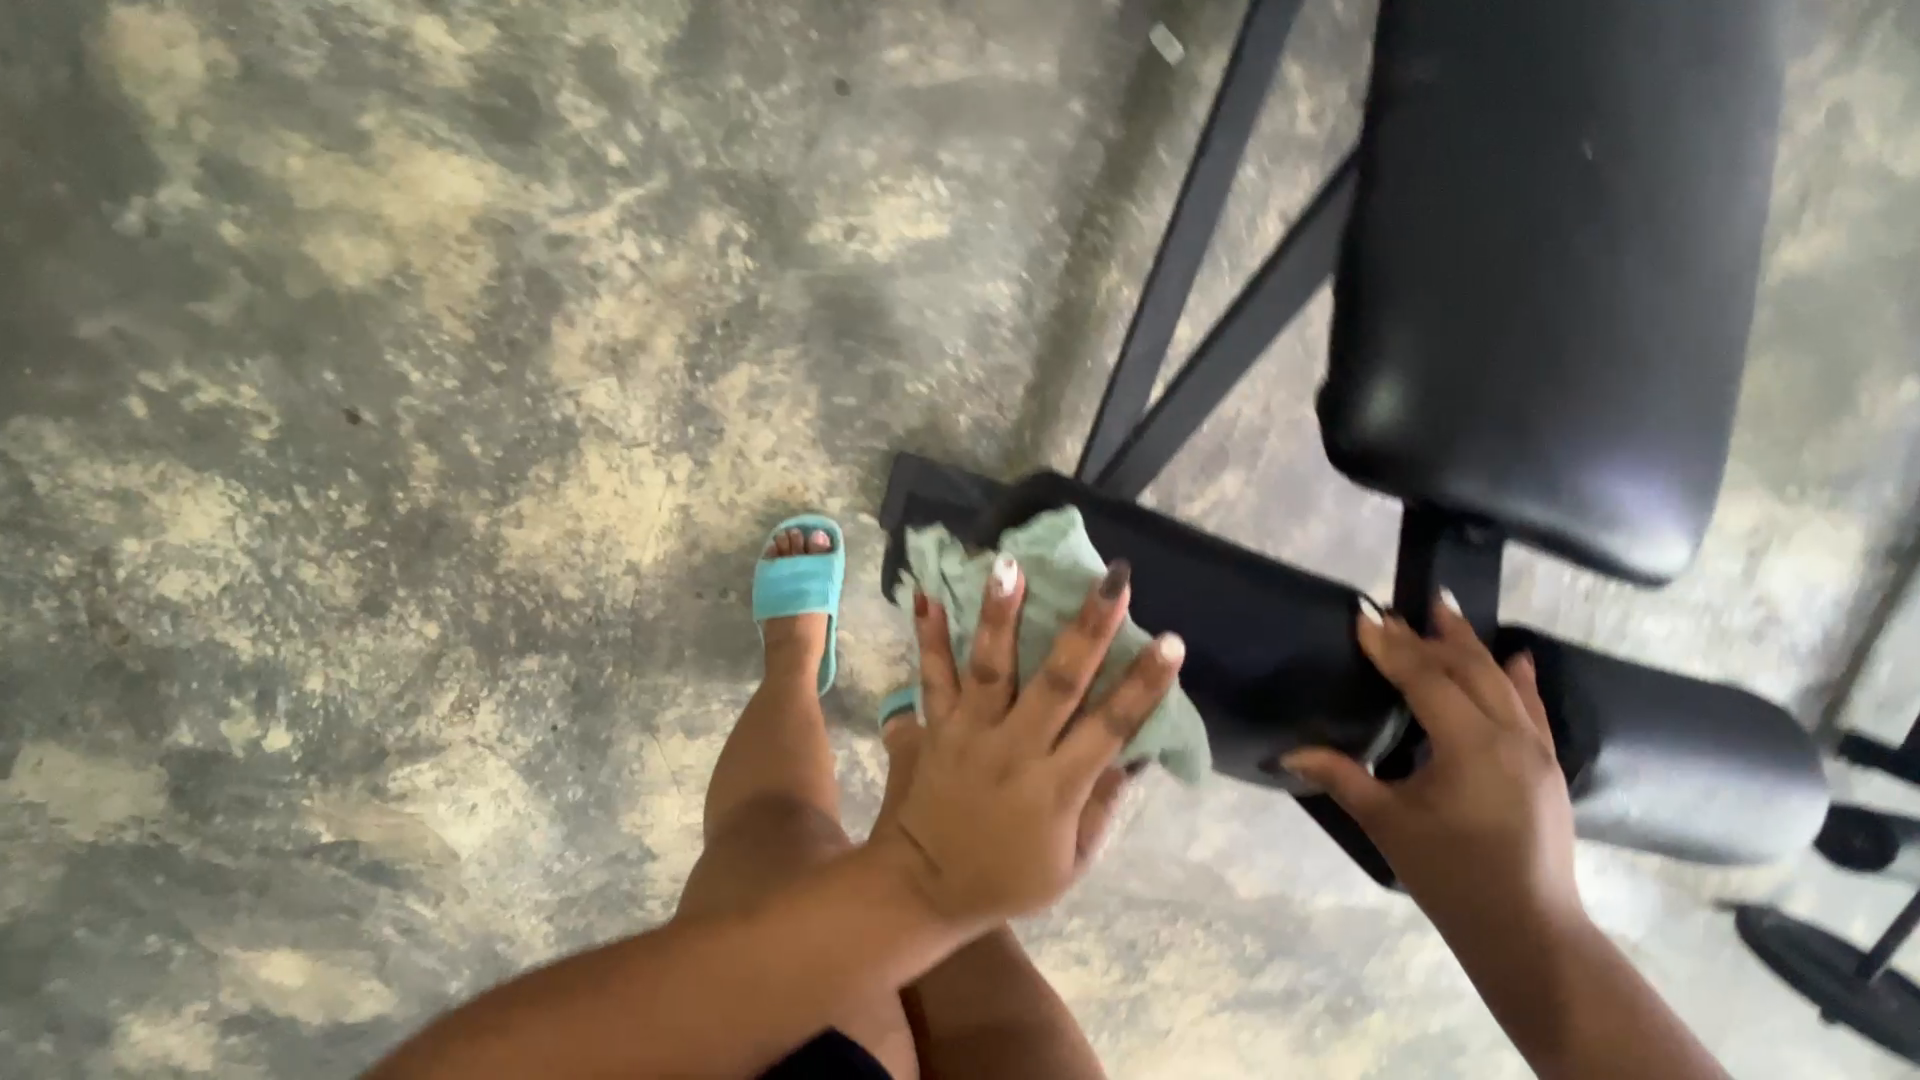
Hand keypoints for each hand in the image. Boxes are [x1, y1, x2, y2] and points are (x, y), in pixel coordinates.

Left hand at [871, 557, 1183, 927]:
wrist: (921, 889)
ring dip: (1001, 615)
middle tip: (1112, 579)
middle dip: (1088, 628)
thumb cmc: (1004, 880)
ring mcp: (969, 734)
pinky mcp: (933, 728)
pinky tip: (927, 594)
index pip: (1110, 727)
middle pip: (1058, 682)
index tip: (1170, 640)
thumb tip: (1131, 754)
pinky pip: (931, 679)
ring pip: (990, 668)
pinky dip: (929, 638)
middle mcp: (1015, 750)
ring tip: (1009, 565)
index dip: (1143, 684)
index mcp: (1056, 786)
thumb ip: (1100, 808)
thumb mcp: (1068, 863)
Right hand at [1283, 594, 1582, 936]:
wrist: (1528, 930)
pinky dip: (1519, 679)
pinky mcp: (1548, 767)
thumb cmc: (1450, 875)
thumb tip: (1288, 752)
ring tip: (1446, 611)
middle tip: (1396, 608)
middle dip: (1429, 636)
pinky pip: (1532, 708)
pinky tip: (1516, 658)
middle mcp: (1509, 736)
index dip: (1391, 647)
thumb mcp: (1387, 823)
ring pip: (1501, 681)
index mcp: (1470, 745)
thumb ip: (1341, 777)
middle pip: (1467, 669)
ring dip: (1470, 645)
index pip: (1425, 679)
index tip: (1363, 616)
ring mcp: (1536, 750)